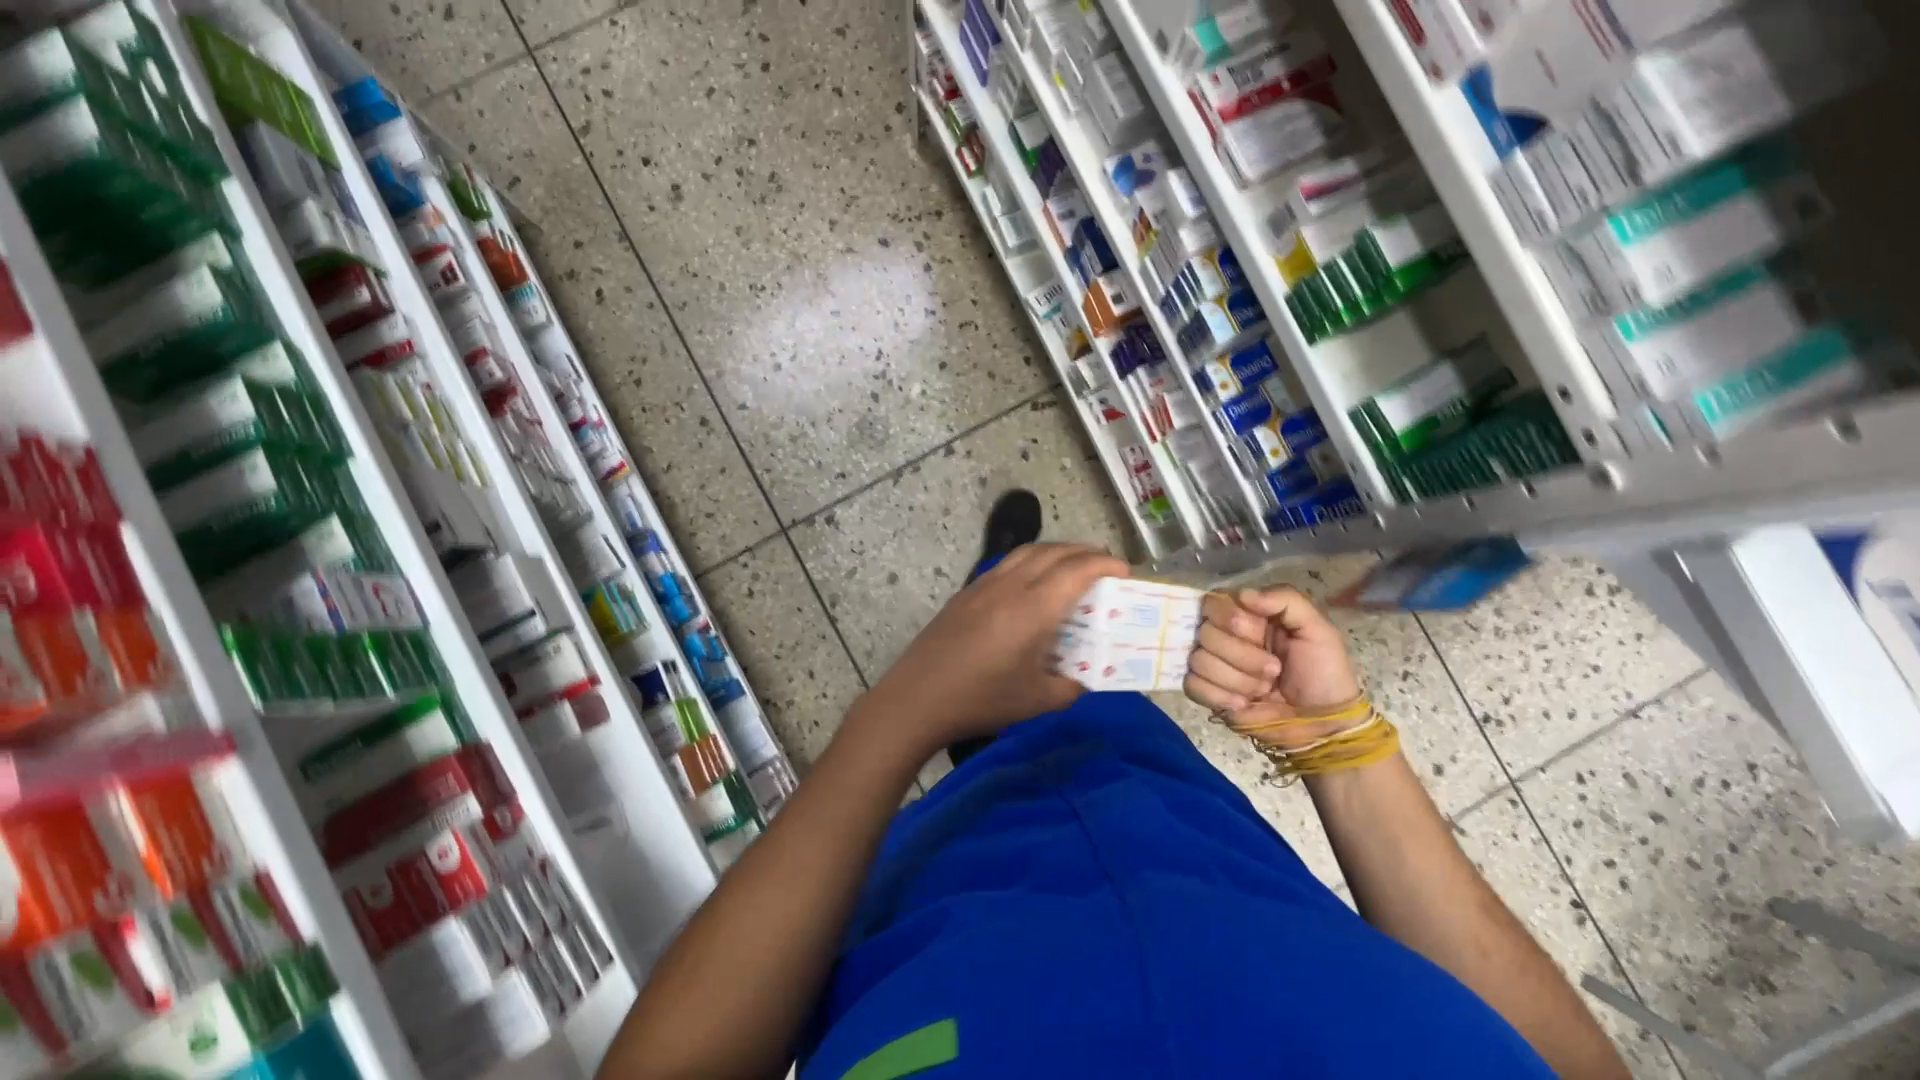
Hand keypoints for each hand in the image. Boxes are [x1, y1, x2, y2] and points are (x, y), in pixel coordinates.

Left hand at [864, 543, 1127, 752]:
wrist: (917, 699)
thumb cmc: (982, 700)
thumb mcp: (1039, 701)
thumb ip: (1072, 686)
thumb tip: (1085, 678)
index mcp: (1034, 607)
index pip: (1078, 569)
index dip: (1105, 564)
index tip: (1124, 571)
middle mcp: (1011, 586)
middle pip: (1054, 552)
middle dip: (1085, 552)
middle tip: (1104, 566)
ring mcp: (984, 585)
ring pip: (1027, 552)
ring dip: (1056, 552)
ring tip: (1072, 567)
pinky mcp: (965, 594)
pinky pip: (1006, 564)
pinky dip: (1030, 562)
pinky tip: (1032, 584)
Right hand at [1184, 587, 1363, 748]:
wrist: (1322, 725)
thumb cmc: (1324, 674)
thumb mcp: (1317, 629)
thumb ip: (1286, 599)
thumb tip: (1242, 594)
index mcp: (1249, 616)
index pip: (1214, 602)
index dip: (1227, 617)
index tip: (1253, 631)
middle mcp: (1226, 638)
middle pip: (1205, 632)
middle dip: (1241, 655)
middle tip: (1274, 670)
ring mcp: (1215, 667)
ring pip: (1199, 660)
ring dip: (1236, 679)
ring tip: (1263, 690)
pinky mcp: (1209, 695)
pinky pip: (1192, 685)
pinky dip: (1218, 695)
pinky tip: (1243, 704)